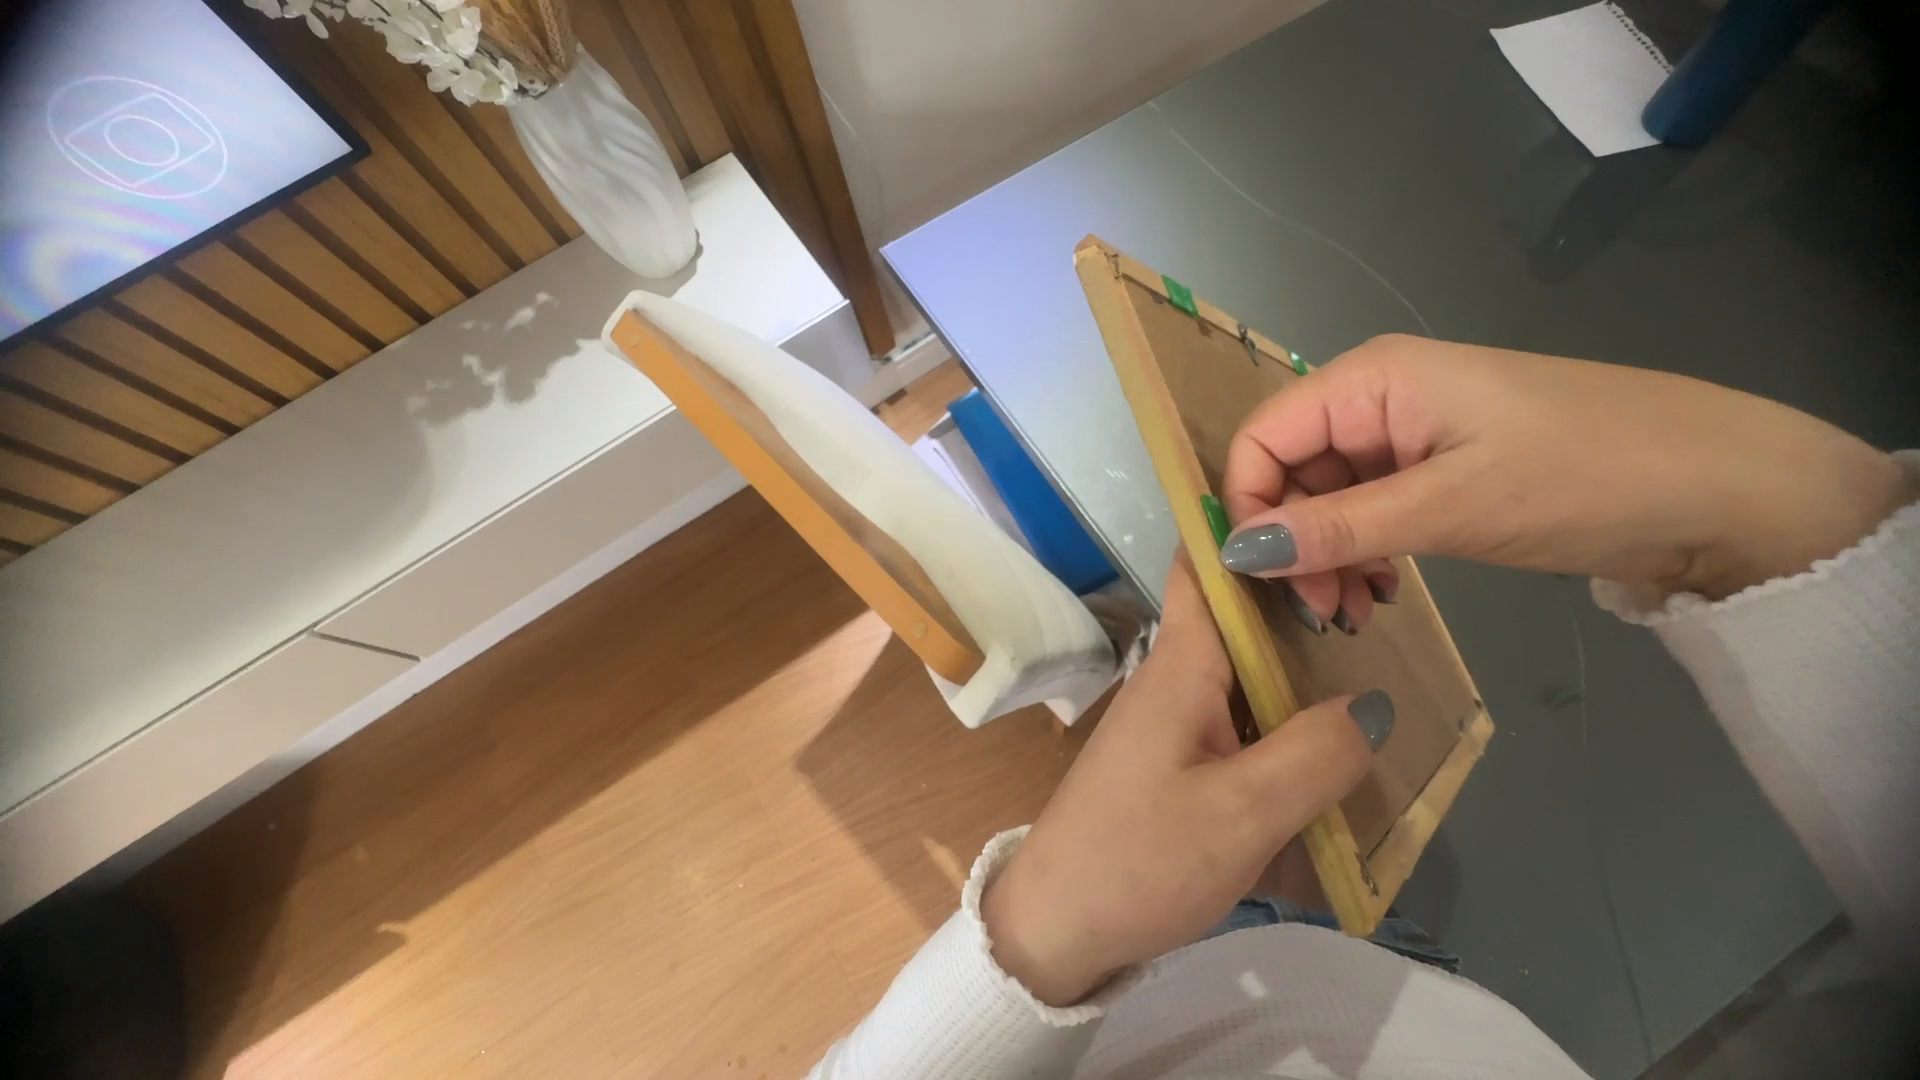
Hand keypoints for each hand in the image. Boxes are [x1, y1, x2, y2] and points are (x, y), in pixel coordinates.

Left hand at [980, 554, 1387, 1006]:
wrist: (1058, 924)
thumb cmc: (1142, 858)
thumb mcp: (1243, 812)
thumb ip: (1314, 753)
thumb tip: (1371, 704)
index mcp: (1180, 667)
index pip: (1202, 570)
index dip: (1246, 533)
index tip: (1313, 516)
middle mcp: (1173, 682)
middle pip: (1242, 625)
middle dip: (1305, 615)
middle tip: (1382, 613)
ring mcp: (1172, 724)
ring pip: (1246, 680)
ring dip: (1300, 678)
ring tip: (1379, 674)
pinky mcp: (1175, 764)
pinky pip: (1237, 728)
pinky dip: (1280, 730)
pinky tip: (1328, 752)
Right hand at [1219, 335, 1912, 610]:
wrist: (1734, 490)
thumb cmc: (1588, 475)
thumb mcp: (1449, 508)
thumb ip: (1336, 529)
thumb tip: (1238, 552)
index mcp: (1370, 380)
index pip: (1262, 437)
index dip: (1247, 503)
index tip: (1263, 574)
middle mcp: (1377, 399)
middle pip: (1290, 471)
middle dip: (1291, 541)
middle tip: (1319, 607)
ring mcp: (1408, 434)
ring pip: (1326, 497)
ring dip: (1326, 555)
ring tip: (1352, 609)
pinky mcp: (1437, 468)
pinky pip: (1367, 510)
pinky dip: (1362, 552)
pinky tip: (1382, 589)